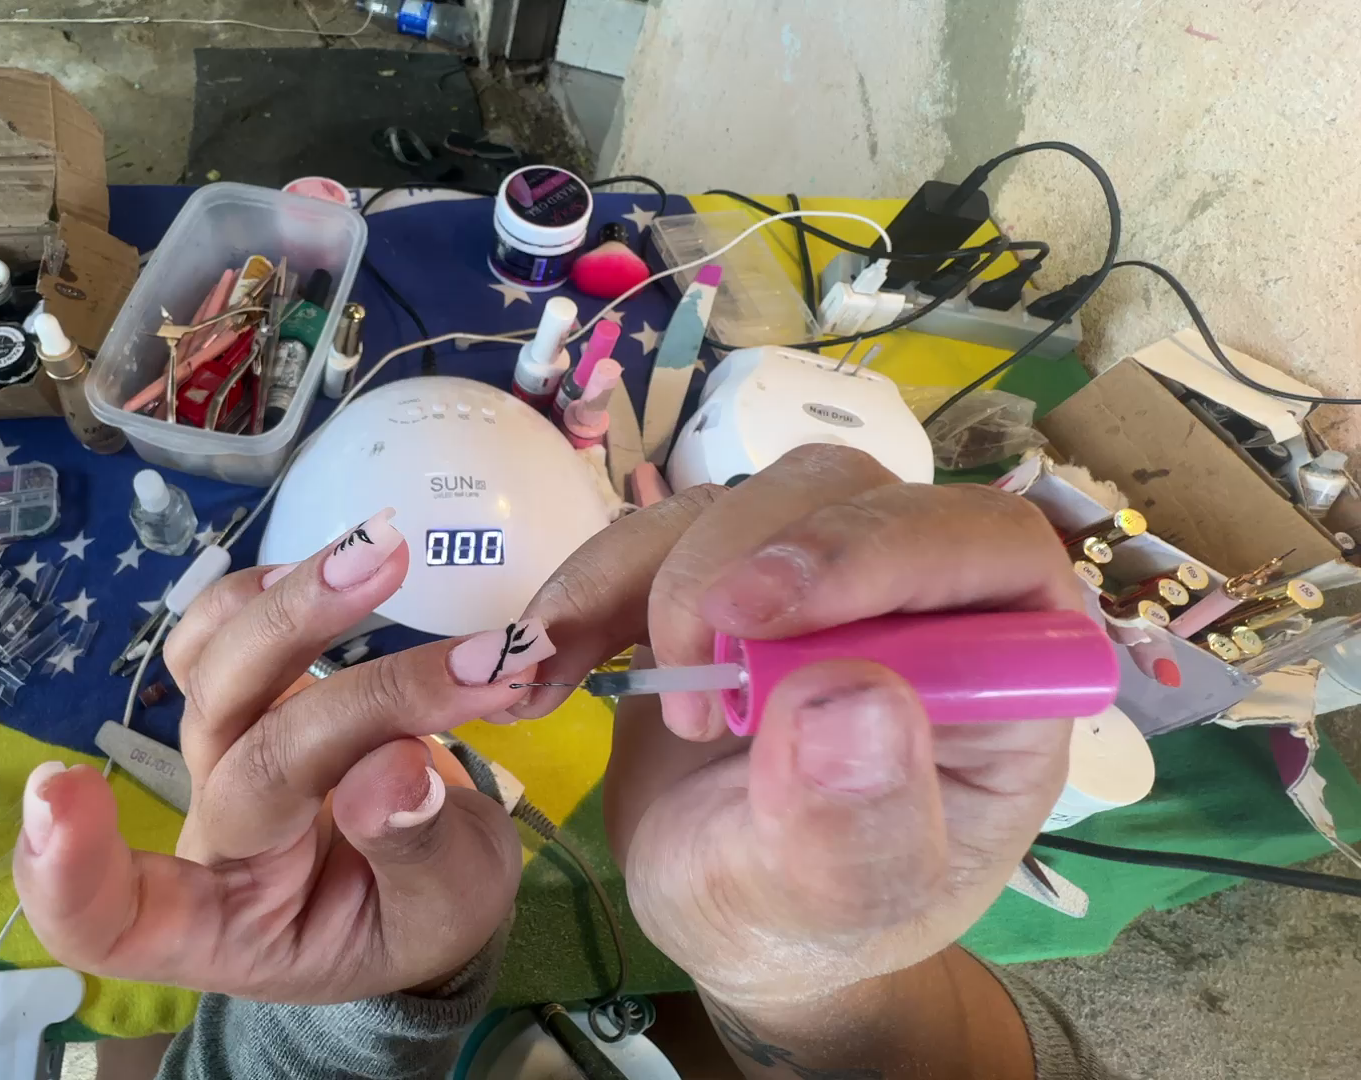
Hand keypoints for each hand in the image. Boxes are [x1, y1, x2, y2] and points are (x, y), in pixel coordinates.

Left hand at [13, 509, 552, 1001]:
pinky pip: (224, 631)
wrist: (427, 873)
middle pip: (231, 736)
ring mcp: (225, 751)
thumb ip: (416, 852)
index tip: (62, 791)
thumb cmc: (422, 913)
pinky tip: (328, 564)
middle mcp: (210, 828)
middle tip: (443, 631)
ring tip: (385, 554)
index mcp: (229, 919)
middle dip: (346, 684)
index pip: (111, 918)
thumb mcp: (446, 909)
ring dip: (296, 601)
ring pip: (215, 662)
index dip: (72, 866)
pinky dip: (264, 588)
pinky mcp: (253, 696)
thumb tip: (392, 767)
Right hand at [514, 445, 1082, 1005]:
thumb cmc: (789, 920)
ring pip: (715, 505)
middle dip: (723, 564)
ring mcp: (792, 581)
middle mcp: (898, 600)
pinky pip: (639, 543)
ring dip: (622, 578)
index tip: (748, 616)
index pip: (977, 545)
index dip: (866, 549)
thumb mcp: (822, 906)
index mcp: (992, 673)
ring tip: (561, 676)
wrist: (709, 902)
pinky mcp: (706, 584)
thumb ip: (854, 826)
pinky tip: (543, 658)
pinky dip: (579, 591)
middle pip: (827, 492)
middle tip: (671, 674)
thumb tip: (854, 697)